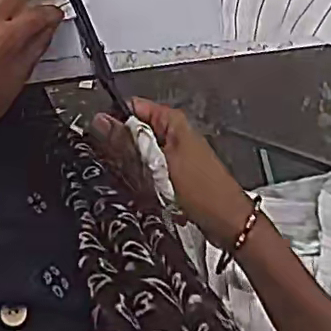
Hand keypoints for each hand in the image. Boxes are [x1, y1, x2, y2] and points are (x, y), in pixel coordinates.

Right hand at [119, 98, 255, 248]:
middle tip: (129, 166)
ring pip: (138, 154)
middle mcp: (172, 132)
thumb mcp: (158, 163)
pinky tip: (151, 191)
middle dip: (124, 149)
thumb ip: (127, 141)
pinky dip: (144, 180)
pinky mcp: (172, 172)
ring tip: (145, 182)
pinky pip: (147, 170)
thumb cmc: (204, 192)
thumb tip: (102, 121)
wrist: (229, 224)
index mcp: (171, 120)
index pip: (131, 107)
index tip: (104, 137)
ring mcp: (172, 153)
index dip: (115, 120)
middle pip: (133, 131)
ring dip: (134, 168)